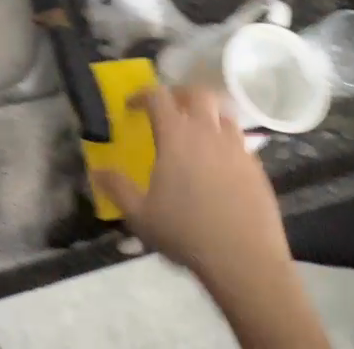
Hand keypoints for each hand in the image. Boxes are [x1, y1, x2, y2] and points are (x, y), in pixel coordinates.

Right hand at [95, 86, 291, 292]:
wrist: (244, 261)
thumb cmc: (186, 232)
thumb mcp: (140, 215)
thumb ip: (117, 188)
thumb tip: (97, 171)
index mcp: (176, 136)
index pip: (158, 96)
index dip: (142, 95)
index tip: (131, 106)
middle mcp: (208, 133)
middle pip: (197, 93)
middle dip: (180, 94)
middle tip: (168, 108)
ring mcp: (236, 149)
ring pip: (223, 114)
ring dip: (207, 115)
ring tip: (196, 132)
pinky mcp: (256, 168)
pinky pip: (240, 142)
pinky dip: (226, 141)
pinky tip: (219, 164)